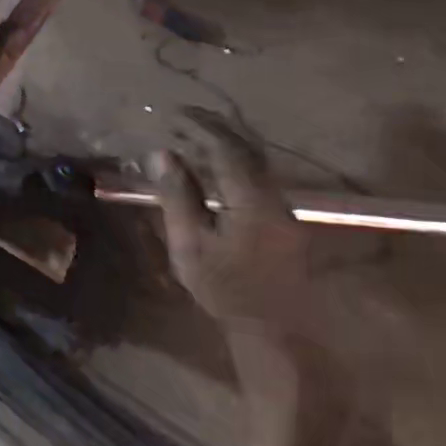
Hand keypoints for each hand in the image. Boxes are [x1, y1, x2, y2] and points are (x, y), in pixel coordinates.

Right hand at [154, 108, 310, 331]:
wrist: (271, 331)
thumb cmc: (224, 288)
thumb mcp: (190, 244)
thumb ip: (177, 195)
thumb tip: (162, 153)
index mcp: (252, 201)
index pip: (226, 149)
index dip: (199, 127)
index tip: (172, 114)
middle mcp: (274, 198)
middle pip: (246, 150)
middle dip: (214, 128)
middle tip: (182, 116)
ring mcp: (283, 210)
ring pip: (255, 162)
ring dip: (224, 143)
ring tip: (192, 134)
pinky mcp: (282, 221)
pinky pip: (256, 177)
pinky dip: (232, 161)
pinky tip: (213, 165)